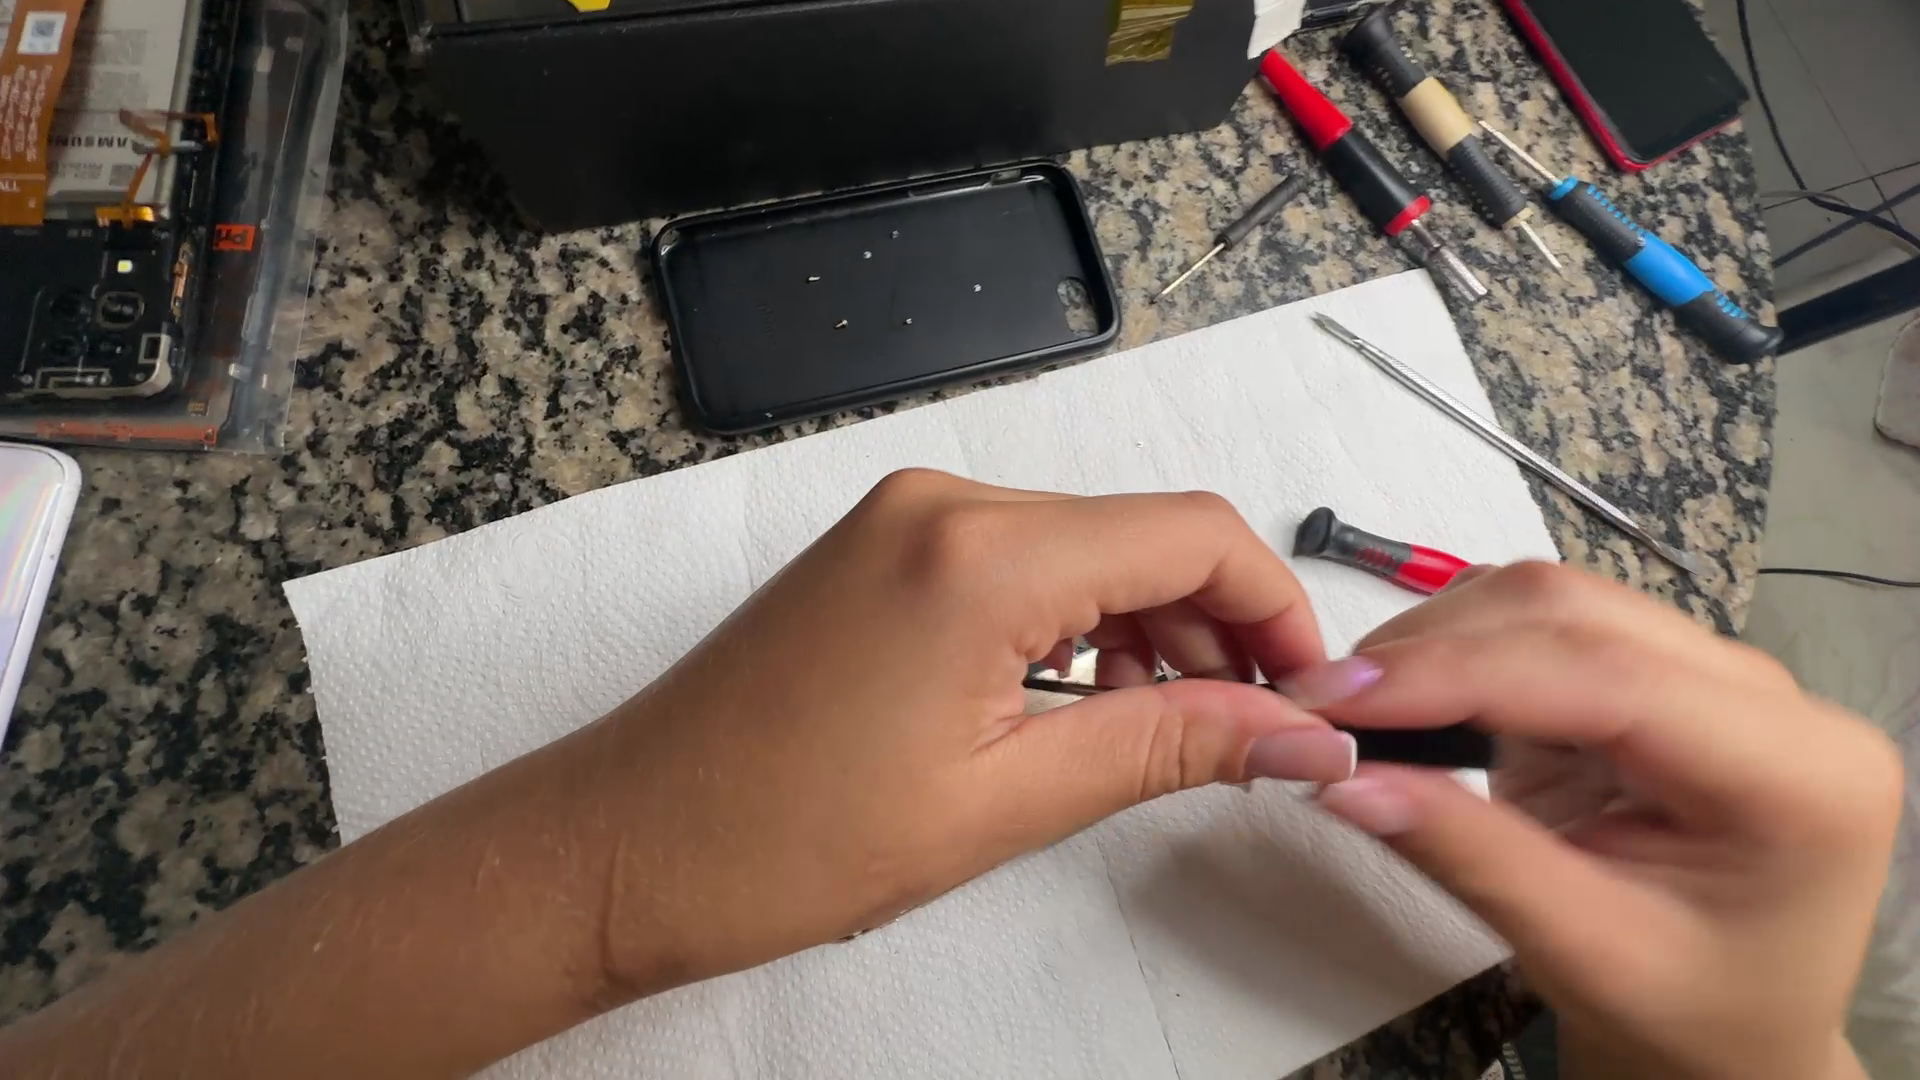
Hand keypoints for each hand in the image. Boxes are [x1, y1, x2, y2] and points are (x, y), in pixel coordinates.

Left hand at [589, 469, 1355, 995]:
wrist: (633, 837)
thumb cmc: (786, 837)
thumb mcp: (1005, 802)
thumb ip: (1166, 746)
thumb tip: (1292, 735)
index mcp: (980, 552)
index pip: (1189, 535)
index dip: (1271, 608)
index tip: (1303, 689)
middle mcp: (945, 503)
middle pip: (1139, 533)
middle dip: (1212, 622)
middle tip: (1245, 724)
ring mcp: (909, 515)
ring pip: (1083, 543)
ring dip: (1143, 620)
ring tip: (1162, 719)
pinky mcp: (889, 543)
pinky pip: (1019, 555)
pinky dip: (1074, 612)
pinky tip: (1082, 684)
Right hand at [1303, 563, 1899, 1079]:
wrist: (1722, 1012)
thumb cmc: (1679, 1001)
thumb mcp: (1576, 947)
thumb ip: (1461, 852)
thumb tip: (1339, 778)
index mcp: (1793, 773)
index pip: (1600, 676)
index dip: (1451, 674)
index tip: (1334, 699)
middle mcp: (1756, 692)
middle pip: (1562, 609)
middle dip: (1427, 645)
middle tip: (1325, 699)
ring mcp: (1693, 665)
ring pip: (1535, 594)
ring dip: (1429, 634)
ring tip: (1360, 697)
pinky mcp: (1631, 662)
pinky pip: (1522, 614)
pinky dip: (1445, 637)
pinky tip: (1410, 686)